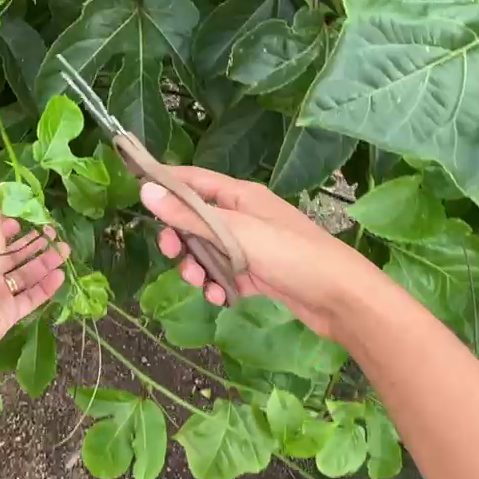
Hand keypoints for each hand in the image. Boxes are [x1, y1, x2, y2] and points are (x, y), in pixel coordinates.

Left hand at [0, 199, 67, 353]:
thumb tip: (2, 186)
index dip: (11, 226)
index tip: (30, 218)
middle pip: (12, 255)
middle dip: (34, 243)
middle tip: (55, 234)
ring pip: (24, 276)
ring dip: (45, 263)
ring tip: (65, 250)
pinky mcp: (8, 313)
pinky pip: (30, 298)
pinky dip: (45, 288)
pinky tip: (61, 275)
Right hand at [138, 166, 389, 338]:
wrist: (341, 298)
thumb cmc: (291, 254)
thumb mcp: (234, 233)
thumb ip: (189, 216)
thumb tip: (145, 190)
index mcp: (239, 195)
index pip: (192, 179)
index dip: (164, 182)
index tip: (136, 189)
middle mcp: (243, 215)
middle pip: (195, 218)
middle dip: (179, 236)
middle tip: (171, 252)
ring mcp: (250, 245)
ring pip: (207, 250)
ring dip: (196, 265)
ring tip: (200, 283)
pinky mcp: (257, 272)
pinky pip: (224, 273)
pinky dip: (216, 284)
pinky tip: (219, 297)